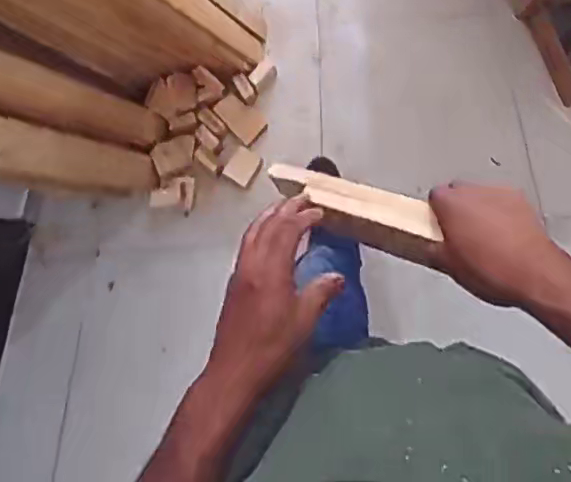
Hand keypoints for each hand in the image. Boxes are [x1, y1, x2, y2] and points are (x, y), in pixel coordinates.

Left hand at [205, 196, 344, 395]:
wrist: (233, 372)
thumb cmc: (271, 348)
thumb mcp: (303, 322)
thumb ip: (321, 293)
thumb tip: (338, 277)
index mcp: (271, 269)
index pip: (287, 230)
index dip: (304, 217)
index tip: (319, 211)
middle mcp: (253, 262)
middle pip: (268, 224)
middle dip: (286, 208)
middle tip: (303, 198)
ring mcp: (240, 271)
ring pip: (254, 231)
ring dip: (270, 215)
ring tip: (285, 207)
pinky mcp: (234, 282)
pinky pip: (248, 242)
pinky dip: (260, 228)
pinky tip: (268, 234)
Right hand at [428, 182, 570, 311]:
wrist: (536, 273)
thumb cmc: (492, 270)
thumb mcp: (451, 267)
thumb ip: (432, 250)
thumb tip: (427, 245)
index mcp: (449, 202)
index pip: (434, 198)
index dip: (437, 215)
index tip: (442, 233)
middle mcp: (471, 189)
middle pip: (456, 193)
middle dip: (458, 210)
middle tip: (463, 238)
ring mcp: (496, 191)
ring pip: (480, 196)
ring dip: (480, 210)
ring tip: (488, 241)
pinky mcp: (519, 197)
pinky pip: (502, 201)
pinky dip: (501, 212)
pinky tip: (507, 237)